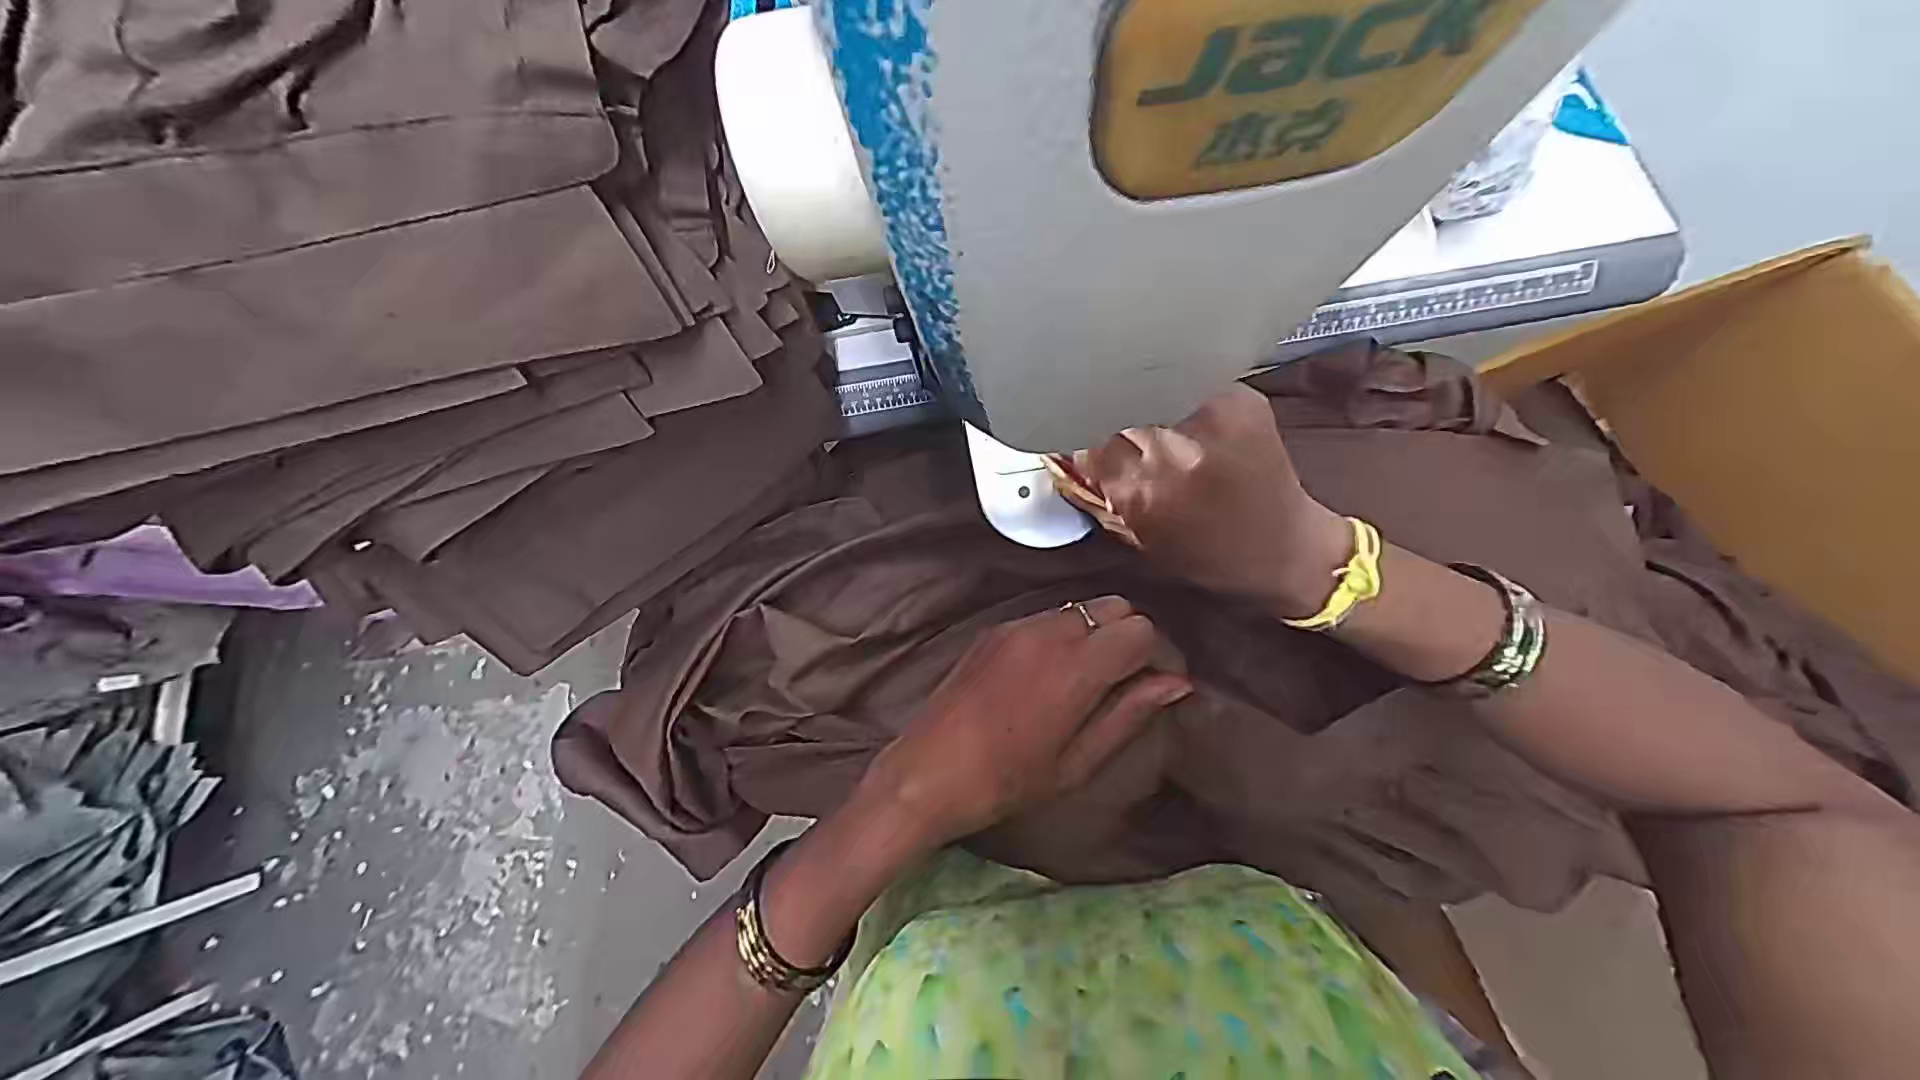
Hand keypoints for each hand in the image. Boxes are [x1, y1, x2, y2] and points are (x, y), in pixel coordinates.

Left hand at [860, 597, 1190, 850]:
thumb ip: (1128, 714)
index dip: (1162, 655)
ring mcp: (1016, 626)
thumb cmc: (1006, 781)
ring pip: (1080, 608)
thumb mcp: (1077, 762)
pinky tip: (1056, 674)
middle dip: (1135, 636)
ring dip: (1100, 633)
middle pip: (1115, 606)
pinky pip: (1047, 617)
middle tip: (1133, 680)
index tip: (1162, 685)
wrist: (927, 772)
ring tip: (1095, 679)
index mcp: (1075, 665)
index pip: (1141, 630)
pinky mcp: (994, 630)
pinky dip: (1067, 634)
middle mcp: (1048, 631)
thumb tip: (1175, 684)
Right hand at [1072, 384, 1353, 618]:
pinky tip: (1180, 411)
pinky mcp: (1240, 399)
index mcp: (1139, 491)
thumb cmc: (1204, 557)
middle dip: (1105, 413)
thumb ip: (1096, 494)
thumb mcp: (1136, 537)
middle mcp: (1171, 450)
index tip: (1074, 434)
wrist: (1285, 550)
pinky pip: (1187, 383)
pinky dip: (1176, 394)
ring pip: (1148, 388)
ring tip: (1143, 413)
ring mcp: (1210, 418)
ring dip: (1139, 400)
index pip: (1082, 438)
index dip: (1074, 433)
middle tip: (1106, 420)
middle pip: (1113, 405)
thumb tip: (1061, 456)